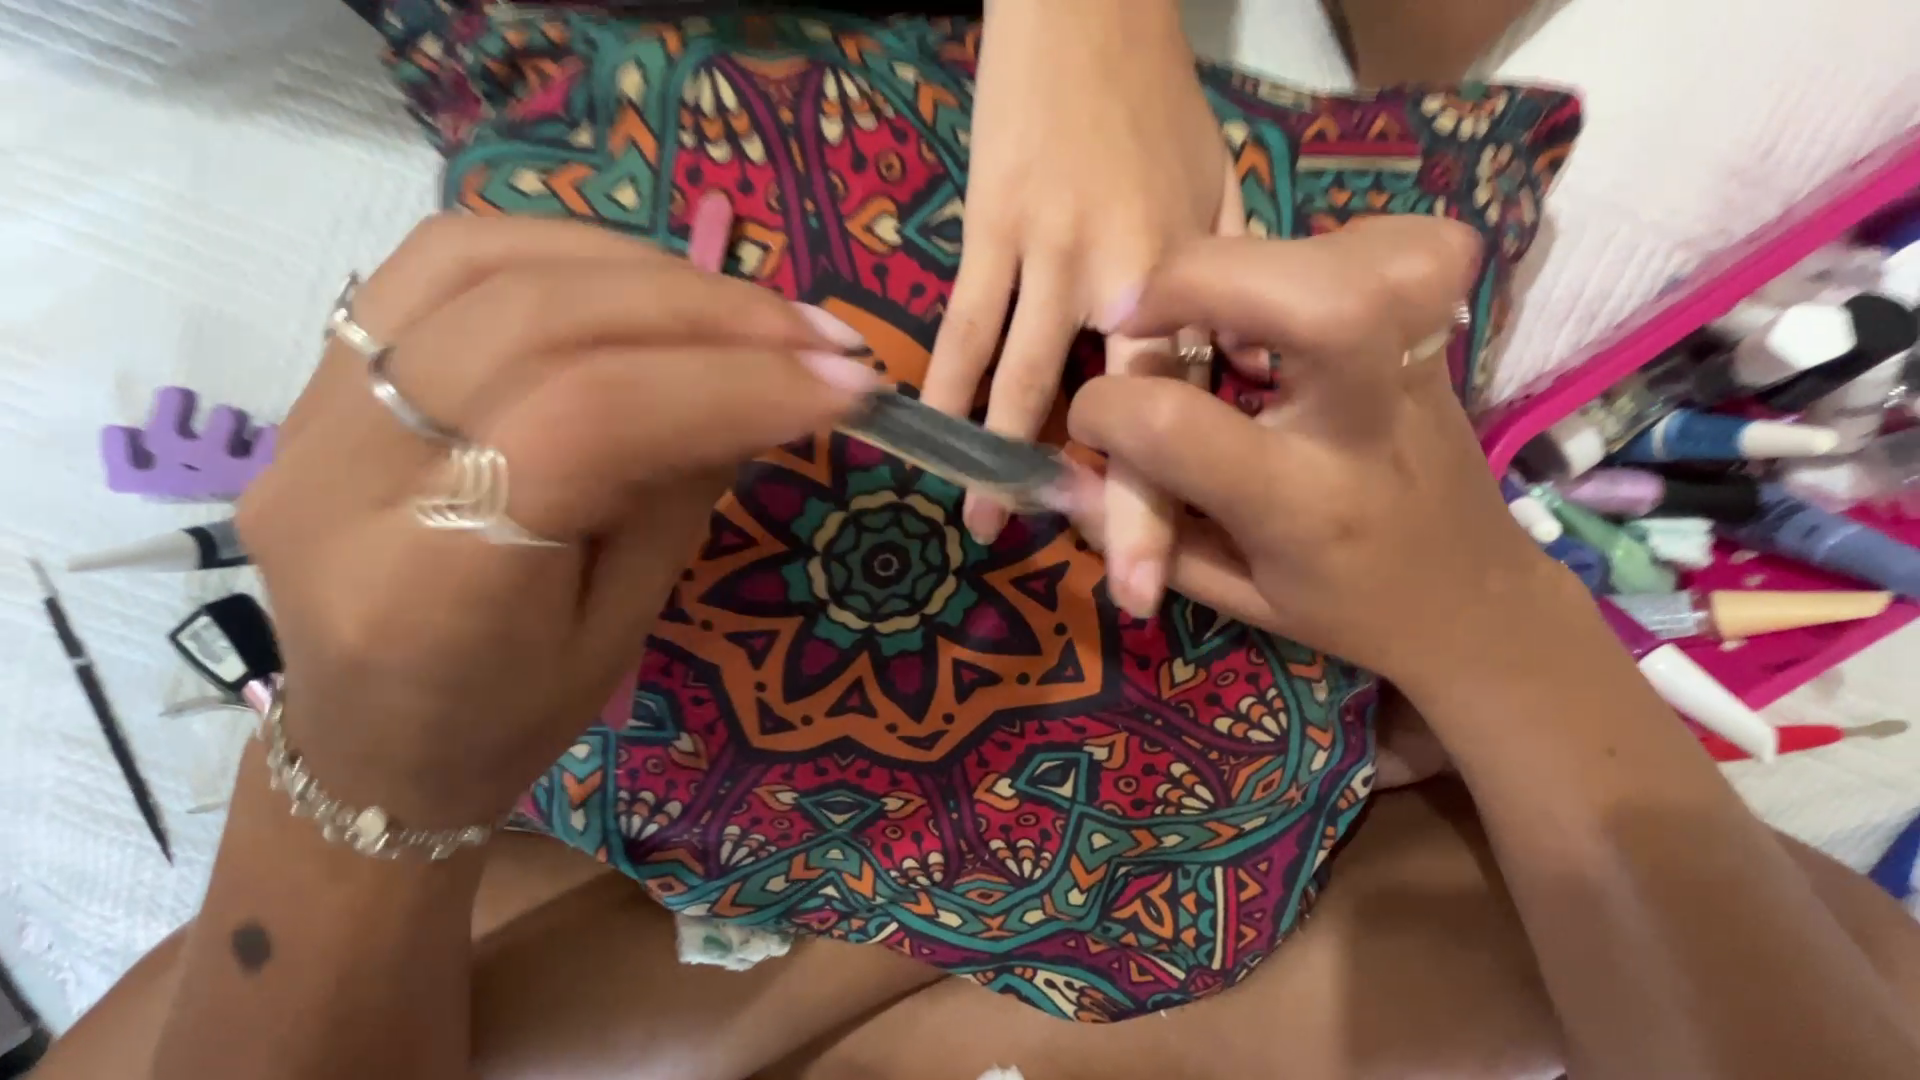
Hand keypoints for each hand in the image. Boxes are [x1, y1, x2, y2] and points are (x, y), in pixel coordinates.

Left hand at [236, 215, 877, 825]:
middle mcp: (350, 475)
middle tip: (818, 335)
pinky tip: (647, 283)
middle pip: (542, 323)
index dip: (730, 385)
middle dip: (707, 313)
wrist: (369, 740)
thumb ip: (677, 498)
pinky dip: (569, 253)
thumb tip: (755, 388)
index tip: (844, 386)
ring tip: (746, 308)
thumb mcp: (621, 630)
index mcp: (433, 582)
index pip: (591, 424)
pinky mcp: (318, 374)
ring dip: (645, 268)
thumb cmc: (509, 716)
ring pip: (486, 263)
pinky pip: (444, 264)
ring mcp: (313, 410)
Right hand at [920, 0, 1233, 617]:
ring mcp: (1051, 252)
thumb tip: (1226, 371)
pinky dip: (948, 387)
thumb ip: (1226, 288)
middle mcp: (1129, 272)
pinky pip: (964, 326)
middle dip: (1115, 506)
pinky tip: (933, 439)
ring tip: (988, 530)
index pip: (1190, 403)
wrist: (1085, 8)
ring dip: (1002, 462)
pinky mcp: (989, 229)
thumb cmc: (1159, 103)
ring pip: (1023, 382)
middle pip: (1120, 410)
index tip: (1160, 577)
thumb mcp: (1222, 188)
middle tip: (1115, 590)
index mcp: (1196, 268)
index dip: (1174, 491)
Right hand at [1062, 218, 1573, 694]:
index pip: (1178, 428)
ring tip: (1210, 295)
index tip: (1091, 419)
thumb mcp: (1232, 594)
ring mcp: (1414, 371)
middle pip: (1312, 301)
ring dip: (1264, 254)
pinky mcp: (1437, 337)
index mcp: (1298, 507)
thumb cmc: (1341, 609)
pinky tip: (1286, 285)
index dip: (1105, 408)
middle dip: (1197, 277)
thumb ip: (1143, 535)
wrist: (1474, 601)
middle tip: (1139, 309)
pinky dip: (1327, 246)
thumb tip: (1061, 473)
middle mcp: (1363, 427)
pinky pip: (1399, 247)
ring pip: (1367, 258)